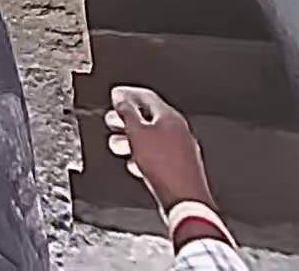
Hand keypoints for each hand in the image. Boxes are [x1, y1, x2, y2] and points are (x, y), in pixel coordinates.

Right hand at [104, 85, 214, 212]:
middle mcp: (179, 131)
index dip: (127, 94)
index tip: (114, 95)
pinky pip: (159, 157)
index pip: (146, 96)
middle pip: (148, 118)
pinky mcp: (181, 170)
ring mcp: (182, 151)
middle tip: (112, 120)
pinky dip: (143, 156)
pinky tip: (134, 163)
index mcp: (170, 117)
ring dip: (132, 140)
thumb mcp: (137, 133)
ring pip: (152, 139)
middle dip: (127, 119)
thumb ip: (127, 112)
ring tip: (117, 145)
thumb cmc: (164, 167)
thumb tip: (121, 98)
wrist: (186, 204)